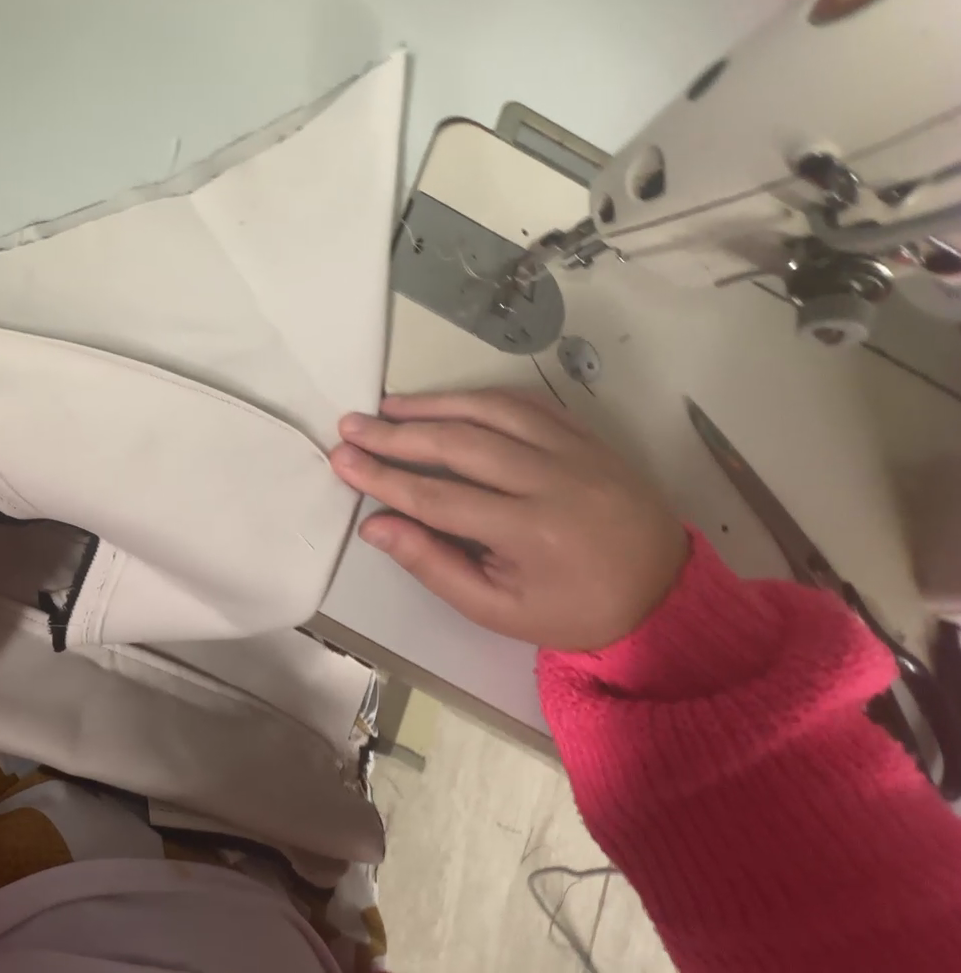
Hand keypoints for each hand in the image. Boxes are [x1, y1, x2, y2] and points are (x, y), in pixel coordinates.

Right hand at [328, 389, 687, 651]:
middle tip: (350, 425)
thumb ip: (432, 565)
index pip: (437, 497)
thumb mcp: (495, 609)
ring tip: (388, 406)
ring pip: (493, 411)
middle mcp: (555, 482)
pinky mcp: (589, 438)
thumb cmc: (571, 611)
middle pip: (460, 444)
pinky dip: (479, 397)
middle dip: (397, 433)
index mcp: (531, 534)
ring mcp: (577, 453)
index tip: (340, 459)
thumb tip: (373, 525)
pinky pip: (527, 404)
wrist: (668, 597)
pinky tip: (446, 402)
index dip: (383, 477)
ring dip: (434, 404)